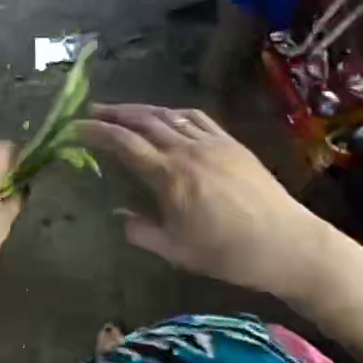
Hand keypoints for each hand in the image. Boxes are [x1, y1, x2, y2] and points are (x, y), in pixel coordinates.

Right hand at [79, 104, 325, 293]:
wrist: (287, 244)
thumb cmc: (227, 253)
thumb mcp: (176, 251)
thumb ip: (141, 231)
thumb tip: (120, 215)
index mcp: (169, 176)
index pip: (124, 144)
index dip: (97, 132)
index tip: (75, 127)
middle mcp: (187, 150)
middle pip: (143, 121)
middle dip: (114, 114)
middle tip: (91, 112)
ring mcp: (211, 143)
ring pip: (168, 116)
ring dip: (140, 110)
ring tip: (121, 110)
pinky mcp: (231, 143)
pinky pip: (197, 118)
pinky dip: (173, 112)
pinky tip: (166, 115)